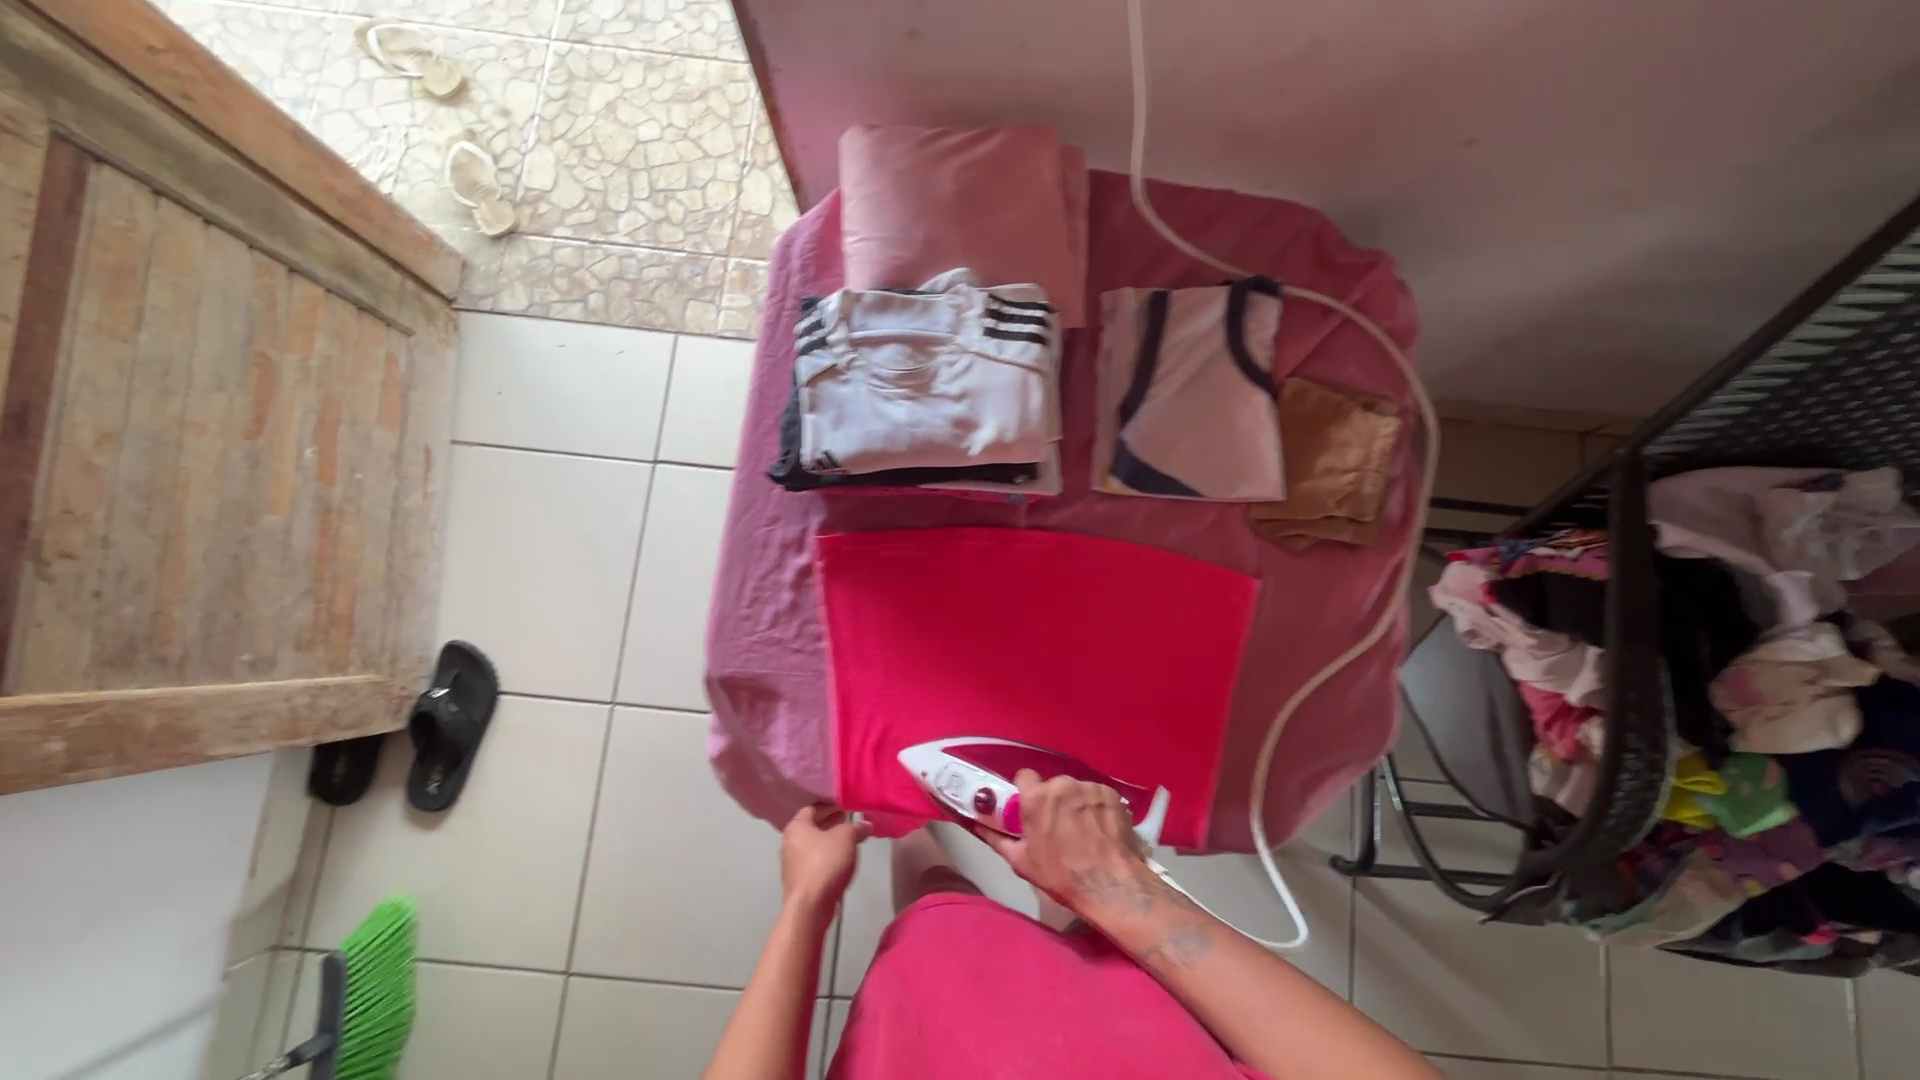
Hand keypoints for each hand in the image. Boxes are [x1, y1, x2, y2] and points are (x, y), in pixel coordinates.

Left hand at [780, 804, 870, 910]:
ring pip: (814, 846)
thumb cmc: (825, 863)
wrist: (810, 906)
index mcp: (796, 827)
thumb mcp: (846, 838)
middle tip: (849, 820)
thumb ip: (856, 828)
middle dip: (831, 823)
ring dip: (830, 841)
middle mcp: (789, 843)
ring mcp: (792, 864)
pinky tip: (842, 860)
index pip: (812, 808)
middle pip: (812, 827)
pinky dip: (828, 857)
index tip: (846, 806)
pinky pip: (815, 862)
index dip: (830, 806)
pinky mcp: (799, 882)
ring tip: (850, 840)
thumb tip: (865, 824)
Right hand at [975, 770, 1155, 913]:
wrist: (1110, 885)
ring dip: (1076, 803)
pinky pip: (1097, 795)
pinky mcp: (1112, 793)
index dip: (1026, 791)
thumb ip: (997, 838)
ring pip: (1076, 790)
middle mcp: (1062, 785)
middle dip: (1054, 801)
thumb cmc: (1061, 875)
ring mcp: (1089, 787)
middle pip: (1053, 786)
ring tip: (1084, 829)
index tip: (1031, 807)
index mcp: (1036, 798)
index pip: (1024, 777)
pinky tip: (1101, 828)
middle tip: (1058, 825)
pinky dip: (1097, 807)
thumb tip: (977, 825)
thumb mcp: (1022, 862)